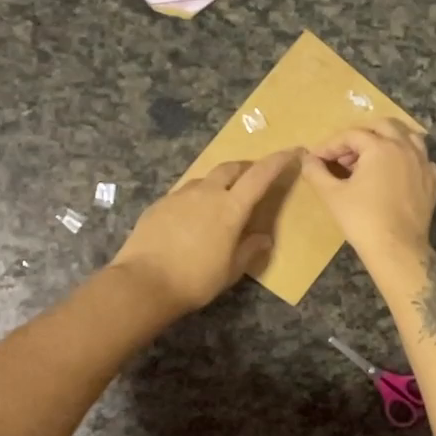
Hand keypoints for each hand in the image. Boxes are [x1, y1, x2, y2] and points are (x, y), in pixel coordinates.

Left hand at [110, 150, 297, 311]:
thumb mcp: (231, 270)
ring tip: (222, 201)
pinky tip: (193, 219)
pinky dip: (197, 198)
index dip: (278, 161)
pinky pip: (184, 194)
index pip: (260, 176)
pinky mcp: (159, 205)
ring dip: (219, 183)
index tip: (292, 152)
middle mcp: (206, 193)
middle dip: (246, 168)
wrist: (144, 283)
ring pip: (205, 179)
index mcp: (231, 208)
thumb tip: (263, 238)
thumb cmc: (197, 279)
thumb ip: (249, 249)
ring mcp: (179, 196)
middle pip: (230, 168)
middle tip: (254, 178)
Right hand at [301, 119, 435, 263]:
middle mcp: (405, 148)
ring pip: (407, 137)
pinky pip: (421, 158)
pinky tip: (396, 171)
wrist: (397, 248)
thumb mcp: (332, 194)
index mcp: (380, 147)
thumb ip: (316, 172)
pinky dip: (407, 158)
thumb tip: (307, 158)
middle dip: (360, 136)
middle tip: (344, 155)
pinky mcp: (432, 180)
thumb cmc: (362, 219)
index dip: (331, 145)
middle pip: (382, 127)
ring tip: (371, 157)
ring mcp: (423, 163)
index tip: (317, 158)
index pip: (351, 135)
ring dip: (387, 140)